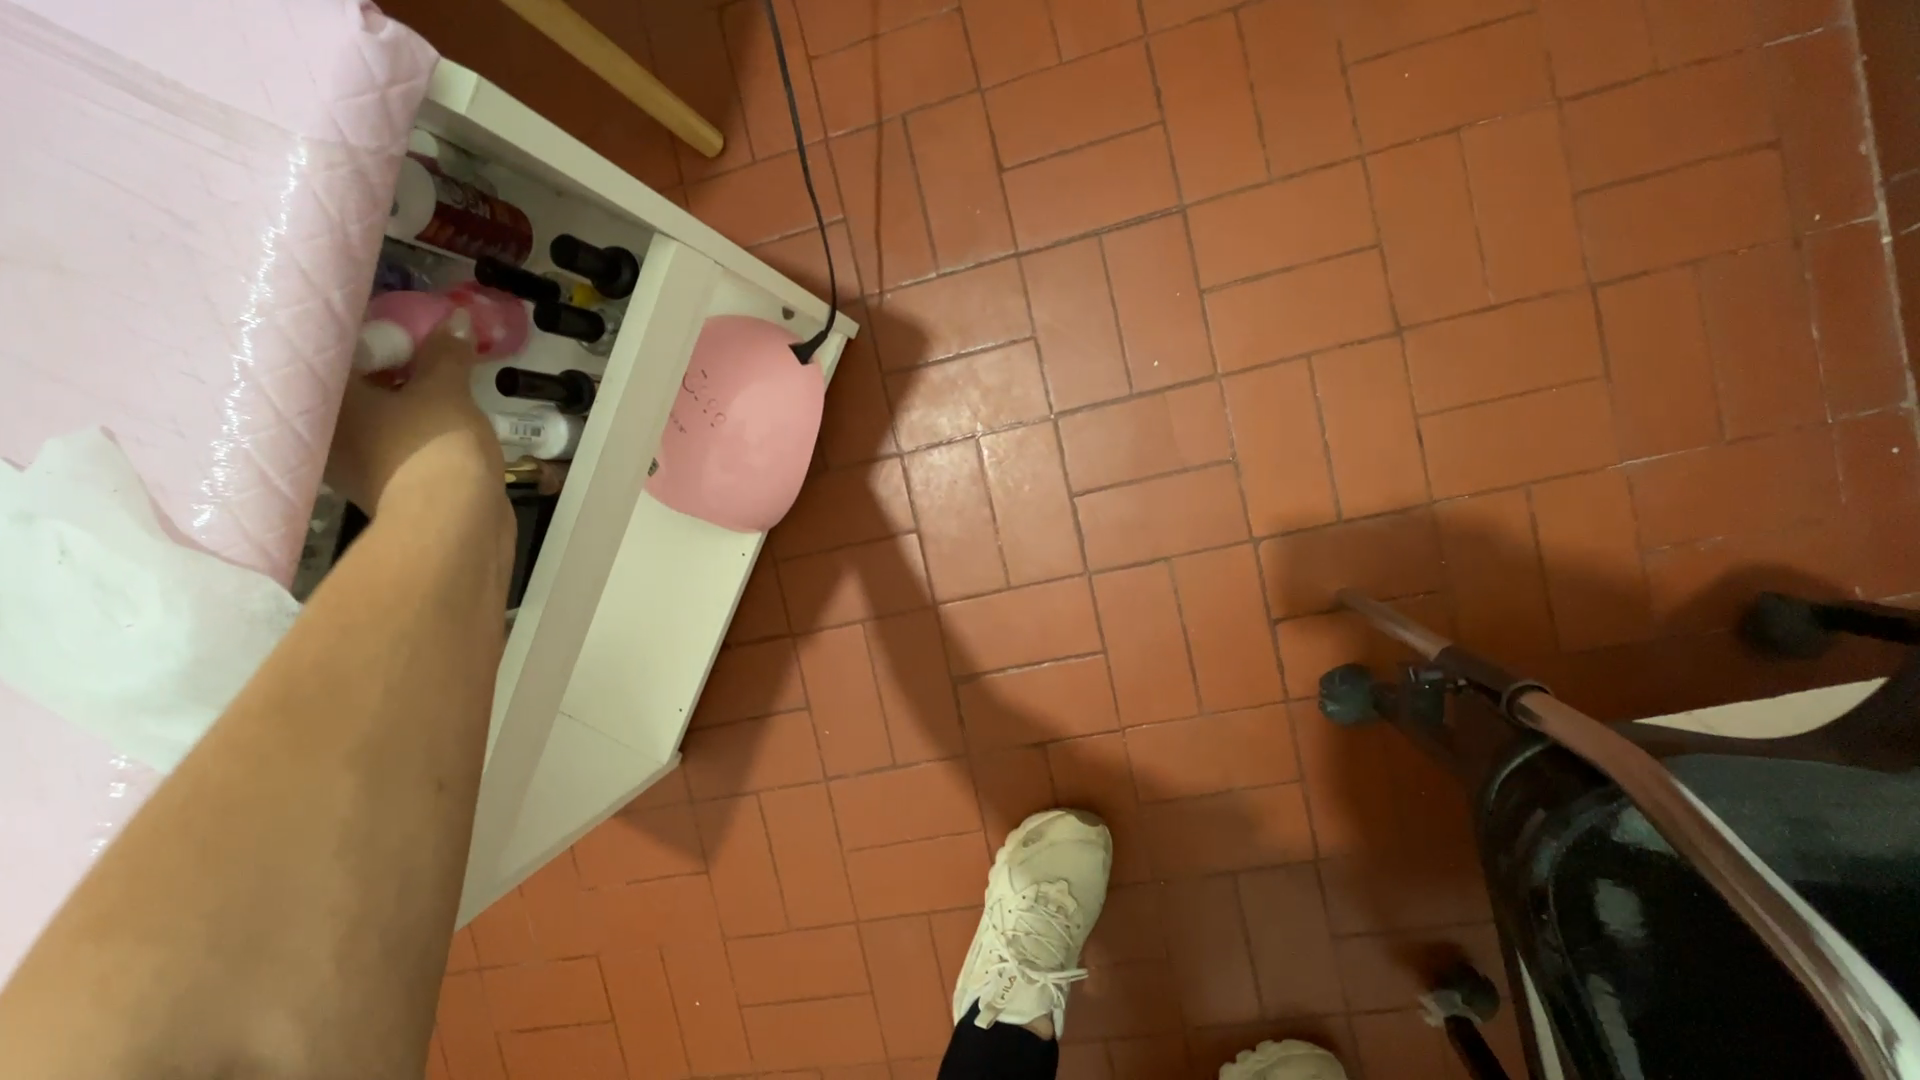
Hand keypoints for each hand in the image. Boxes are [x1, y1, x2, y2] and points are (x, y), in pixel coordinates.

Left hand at [326, 323, 502, 516]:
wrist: (453, 524)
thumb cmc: (435, 446)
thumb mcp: (446, 389)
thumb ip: (446, 353)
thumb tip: (453, 318)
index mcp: (326, 402)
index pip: (337, 353)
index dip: (371, 335)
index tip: (403, 326)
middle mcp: (328, 435)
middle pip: (356, 388)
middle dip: (390, 370)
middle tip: (423, 349)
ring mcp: (356, 466)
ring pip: (378, 419)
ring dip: (403, 402)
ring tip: (437, 382)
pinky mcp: (389, 487)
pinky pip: (399, 444)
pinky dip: (415, 431)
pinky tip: (441, 420)